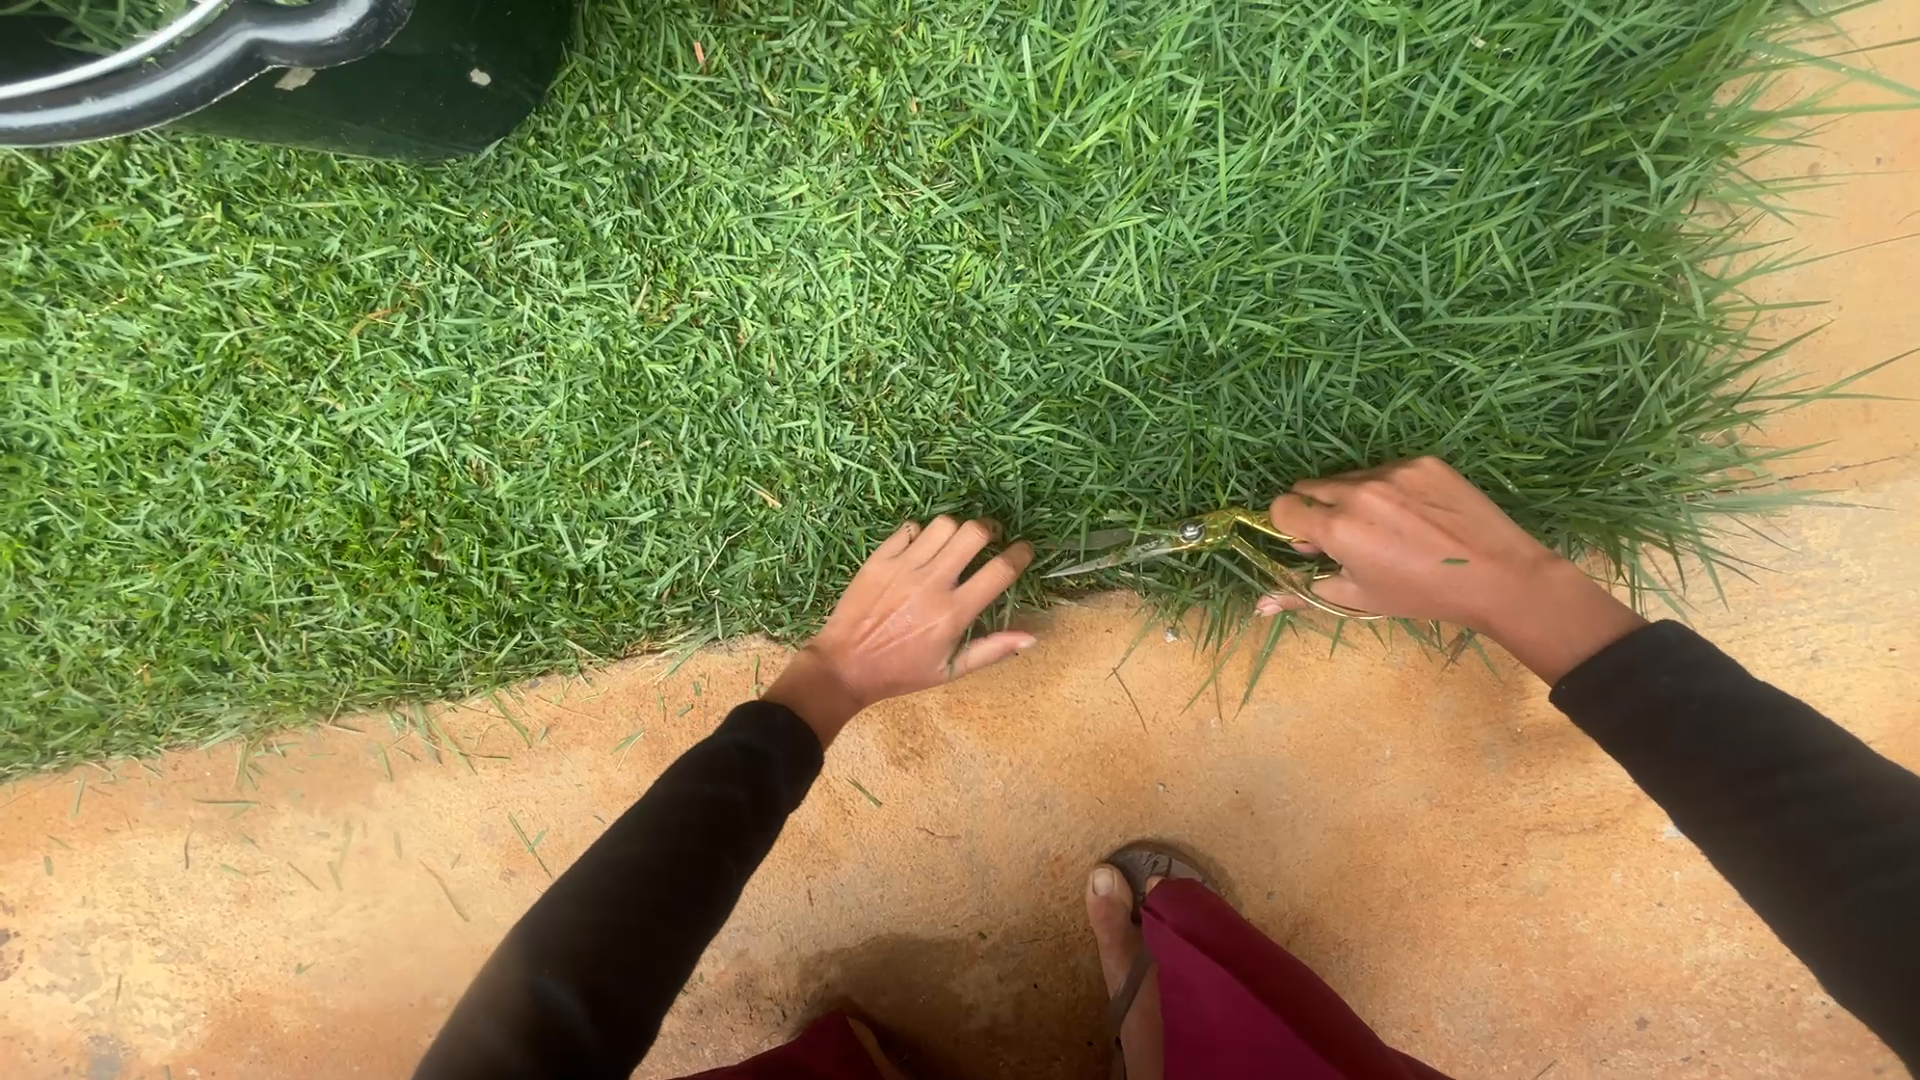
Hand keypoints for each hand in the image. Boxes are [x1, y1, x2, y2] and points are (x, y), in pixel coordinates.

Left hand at [764, 517, 1036, 744]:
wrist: (844, 666)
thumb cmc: (901, 672)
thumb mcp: (950, 670)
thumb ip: (992, 650)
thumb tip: (1032, 637)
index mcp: (953, 613)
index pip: (1000, 571)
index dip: (1020, 555)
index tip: (1024, 551)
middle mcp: (931, 584)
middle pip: (973, 533)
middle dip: (990, 529)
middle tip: (991, 537)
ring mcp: (903, 567)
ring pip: (943, 524)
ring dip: (957, 529)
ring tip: (956, 542)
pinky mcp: (879, 559)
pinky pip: (910, 529)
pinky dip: (922, 533)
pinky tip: (922, 548)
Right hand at [1259, 457, 1644, 682]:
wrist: (1499, 576)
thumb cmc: (1420, 594)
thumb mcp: (1356, 597)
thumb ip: (1301, 594)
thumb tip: (1258, 606)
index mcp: (1336, 529)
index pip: (1281, 507)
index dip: (1290, 526)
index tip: (1310, 541)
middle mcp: (1357, 493)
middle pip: (1308, 487)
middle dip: (1317, 510)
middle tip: (1348, 536)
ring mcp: (1391, 472)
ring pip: (1345, 478)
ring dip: (1349, 498)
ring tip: (1386, 526)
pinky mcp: (1421, 461)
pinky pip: (1382, 469)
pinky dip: (1385, 488)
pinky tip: (1412, 512)